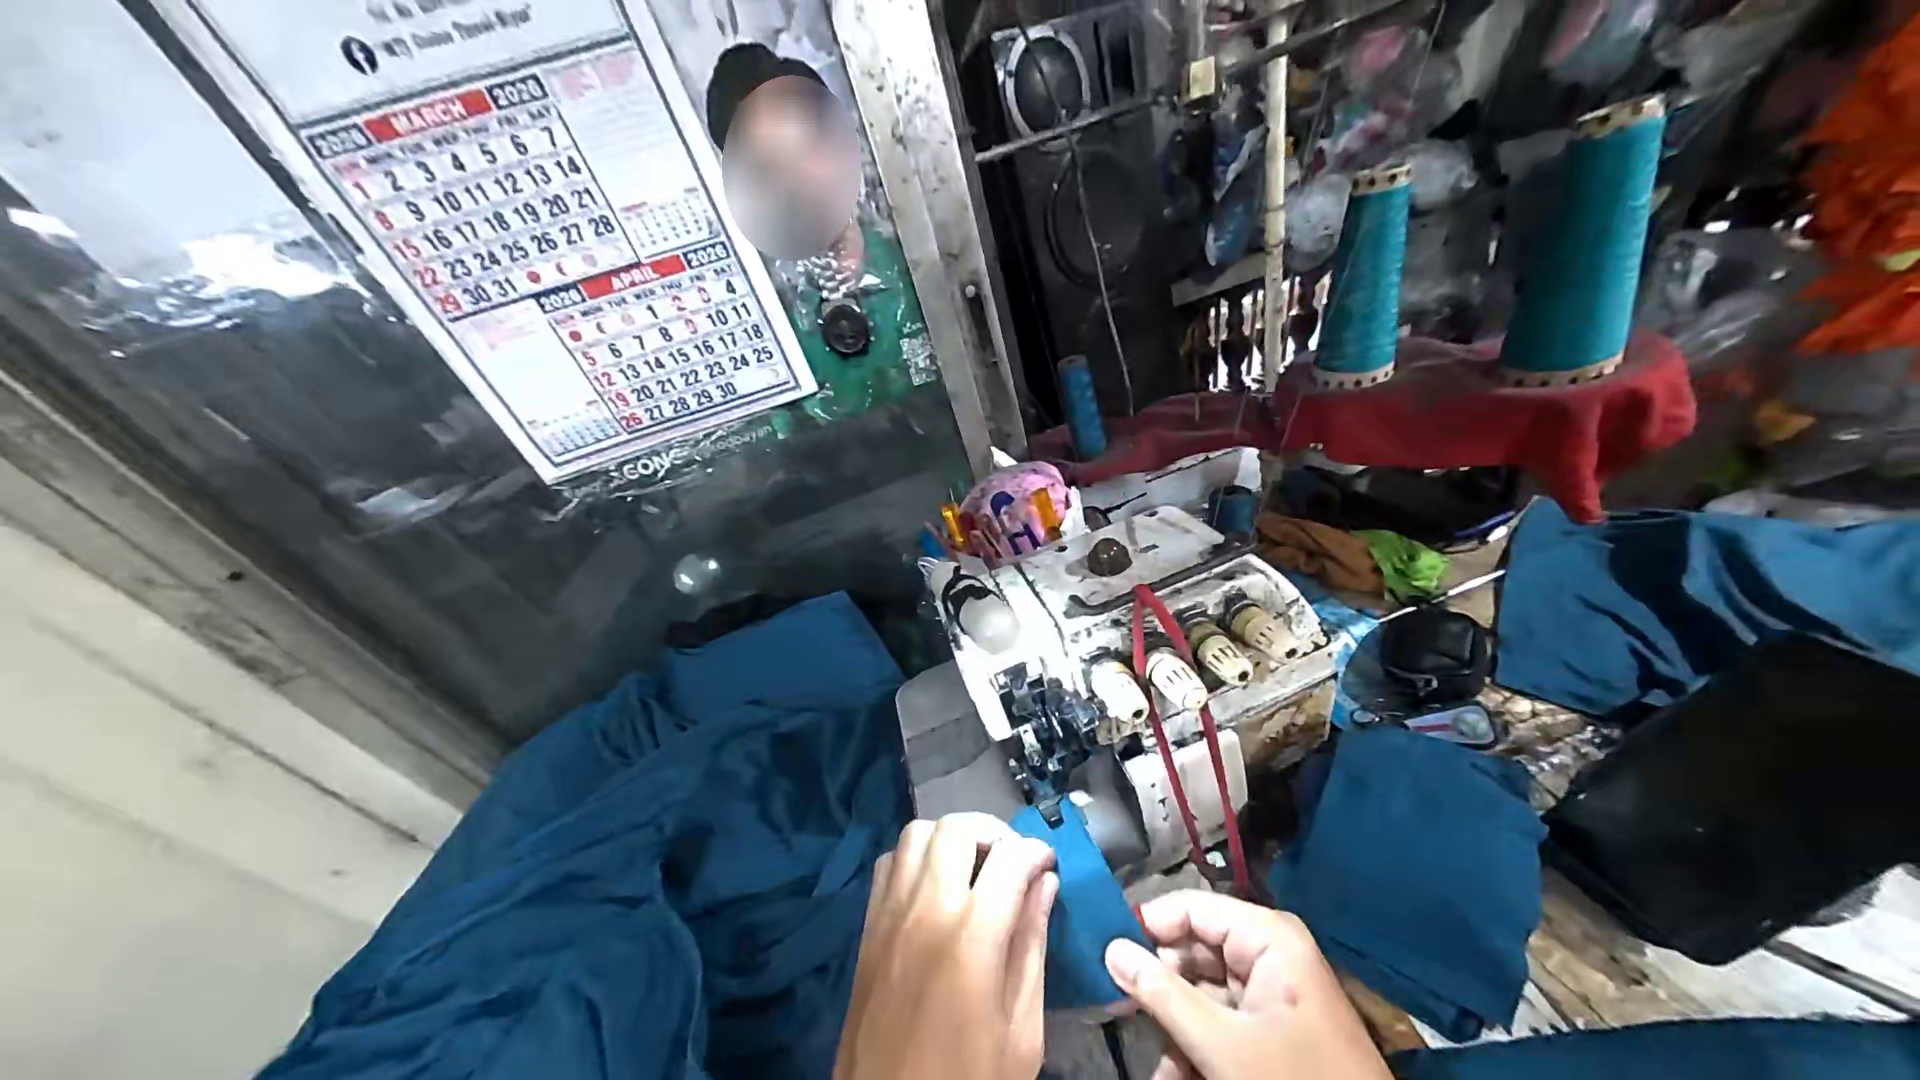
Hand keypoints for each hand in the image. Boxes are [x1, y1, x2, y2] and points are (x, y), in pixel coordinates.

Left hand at [834, 813, 1059, 1079]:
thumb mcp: (1020, 1031)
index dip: (1037, 851)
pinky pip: (891, 861)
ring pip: (917, 832)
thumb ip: (1032, 946)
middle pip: (957, 827)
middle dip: (994, 832)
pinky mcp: (867, 924)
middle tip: (1013, 862)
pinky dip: (916, 856)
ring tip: (975, 868)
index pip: (1009, 857)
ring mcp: (890, 912)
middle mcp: (925, 908)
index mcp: (970, 937)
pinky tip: (936, 885)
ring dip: (952, 837)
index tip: (1049, 865)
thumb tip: (1045, 884)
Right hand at [1104, 891, 1392, 1079]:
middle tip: (1120, 1010)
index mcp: (1265, 936)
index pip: (1188, 907)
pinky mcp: (1271, 1026)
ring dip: (1173, 1027)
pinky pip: (1219, 1020)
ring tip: (1159, 1069)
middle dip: (1159, 988)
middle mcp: (1267, 951)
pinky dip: (1195, 1045)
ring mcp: (1270, 990)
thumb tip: (1110, 950)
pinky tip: (1175, 1076)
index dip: (1145, 925)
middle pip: (1192, 950)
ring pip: (1201, 990)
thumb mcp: (1222, 1044)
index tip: (1105, 951)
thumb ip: (1161, 993)